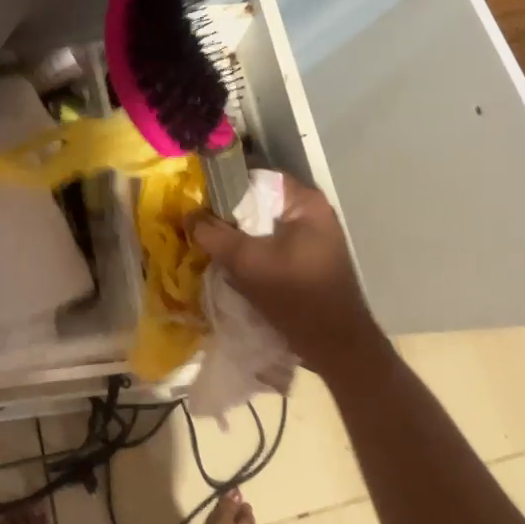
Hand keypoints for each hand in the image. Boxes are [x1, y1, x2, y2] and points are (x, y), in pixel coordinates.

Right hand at [189, 176, 382, 376]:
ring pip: (263, 223)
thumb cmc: (295, 297)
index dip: (223, 185)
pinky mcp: (308, 256)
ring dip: (239, 233)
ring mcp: (313, 234)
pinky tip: (233, 262)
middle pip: (258, 200)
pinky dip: (253, 248)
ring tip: (211, 243)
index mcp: (304, 201)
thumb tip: (187, 213)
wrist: (337, 348)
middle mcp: (312, 210)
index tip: (198, 200)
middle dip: (228, 212)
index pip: (254, 176)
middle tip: (199, 224)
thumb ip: (213, 234)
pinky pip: (272, 241)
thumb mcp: (247, 263)